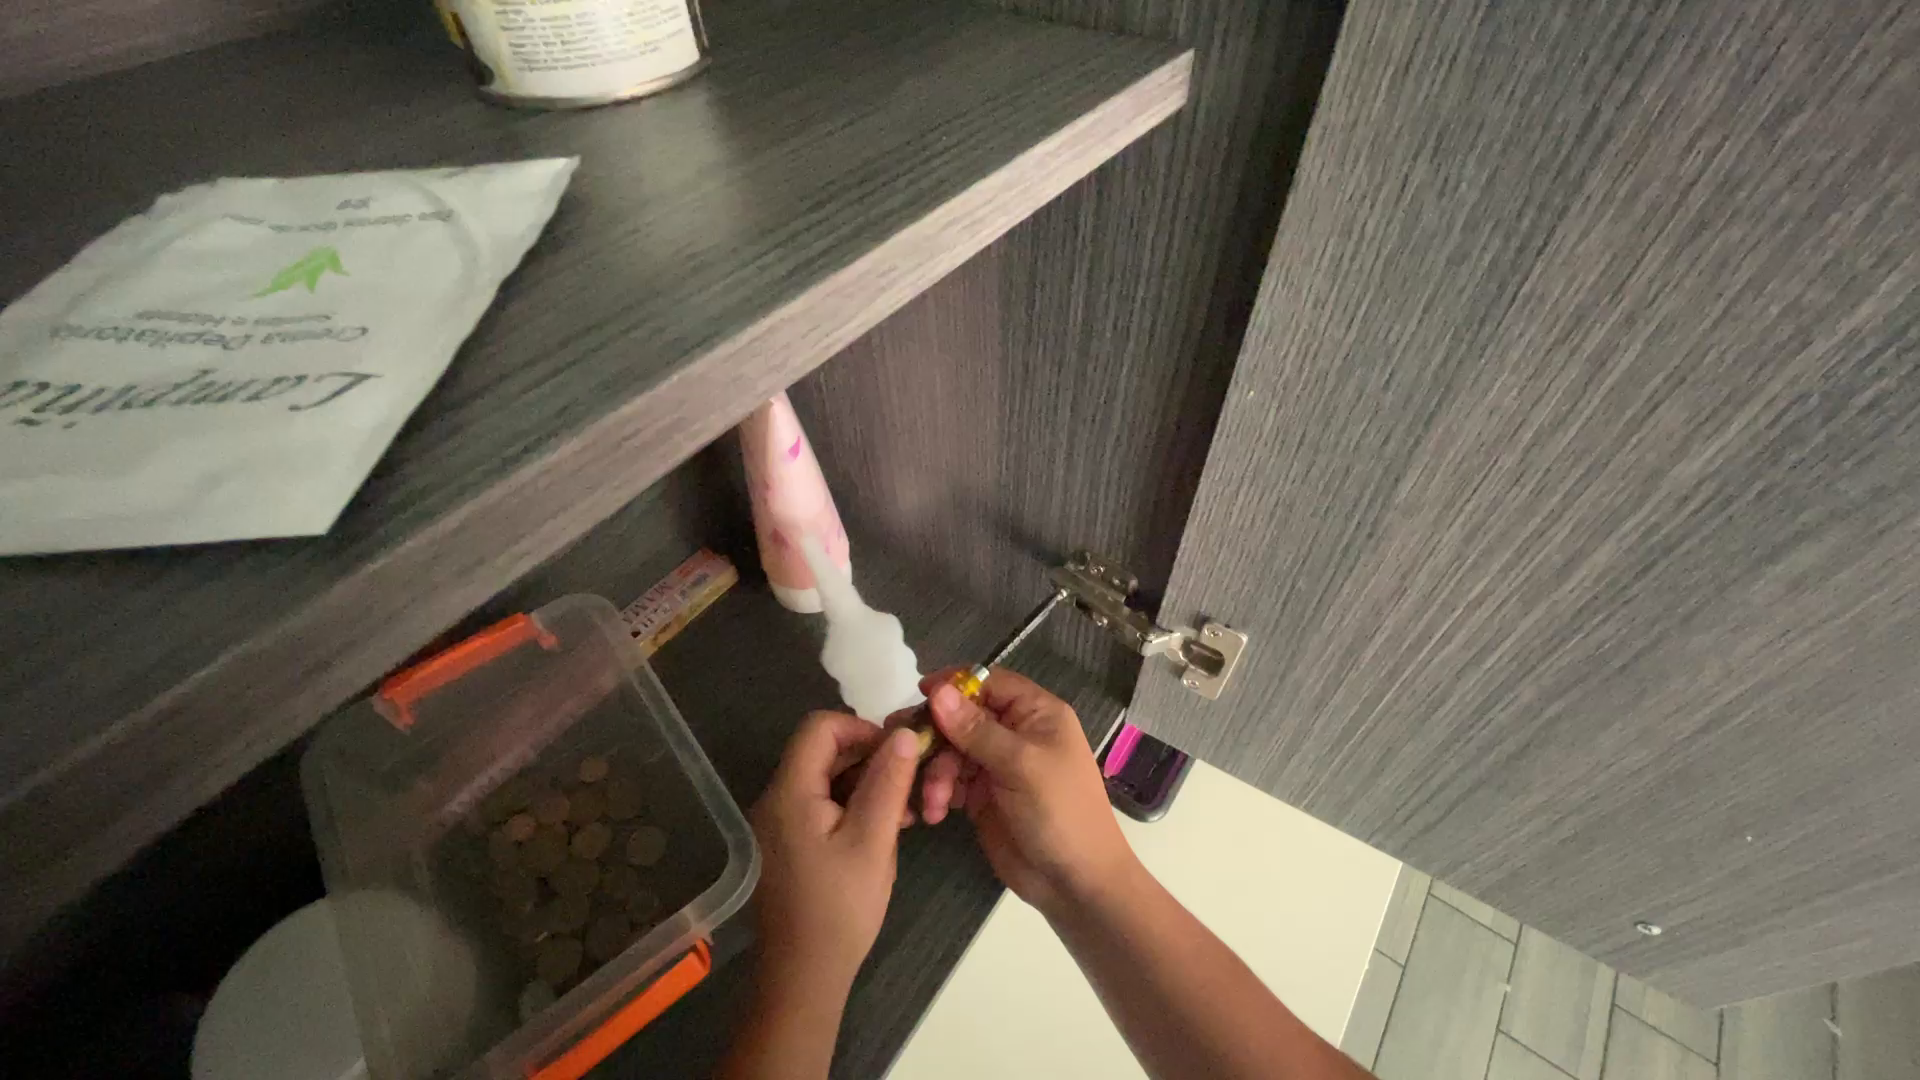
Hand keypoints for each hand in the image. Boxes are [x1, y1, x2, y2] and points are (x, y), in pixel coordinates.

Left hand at [750, 711, 920, 990]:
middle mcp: (776, 799)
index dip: (861, 728)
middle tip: (908, 783)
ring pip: (826, 779)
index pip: (820, 727)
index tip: (897, 752)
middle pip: (822, 751)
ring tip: (903, 812)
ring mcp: (779, 823)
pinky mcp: (787, 843)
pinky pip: (821, 805)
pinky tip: (882, 830)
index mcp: (789, 792)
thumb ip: (888, 782)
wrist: (803, 979)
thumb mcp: (873, 841)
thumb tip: (903, 734)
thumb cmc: (839, 908)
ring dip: (865, 784)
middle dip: (869, 758)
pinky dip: (852, 806)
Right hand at [915, 668, 1136, 913]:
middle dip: (937, 735)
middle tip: (907, 748)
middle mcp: (1015, 733)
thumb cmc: (1059, 811)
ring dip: (937, 772)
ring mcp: (997, 765)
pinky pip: (950, 780)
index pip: (989, 683)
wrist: (1074, 882)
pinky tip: (935, 812)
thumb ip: (976, 729)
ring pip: (952, 750)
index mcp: (1036, 713)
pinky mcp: (982, 795)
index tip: (921, 695)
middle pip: (963, 717)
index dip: (955, 685)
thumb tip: (938, 691)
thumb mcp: (1020, 765)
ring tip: (934, 800)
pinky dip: (939, 792)